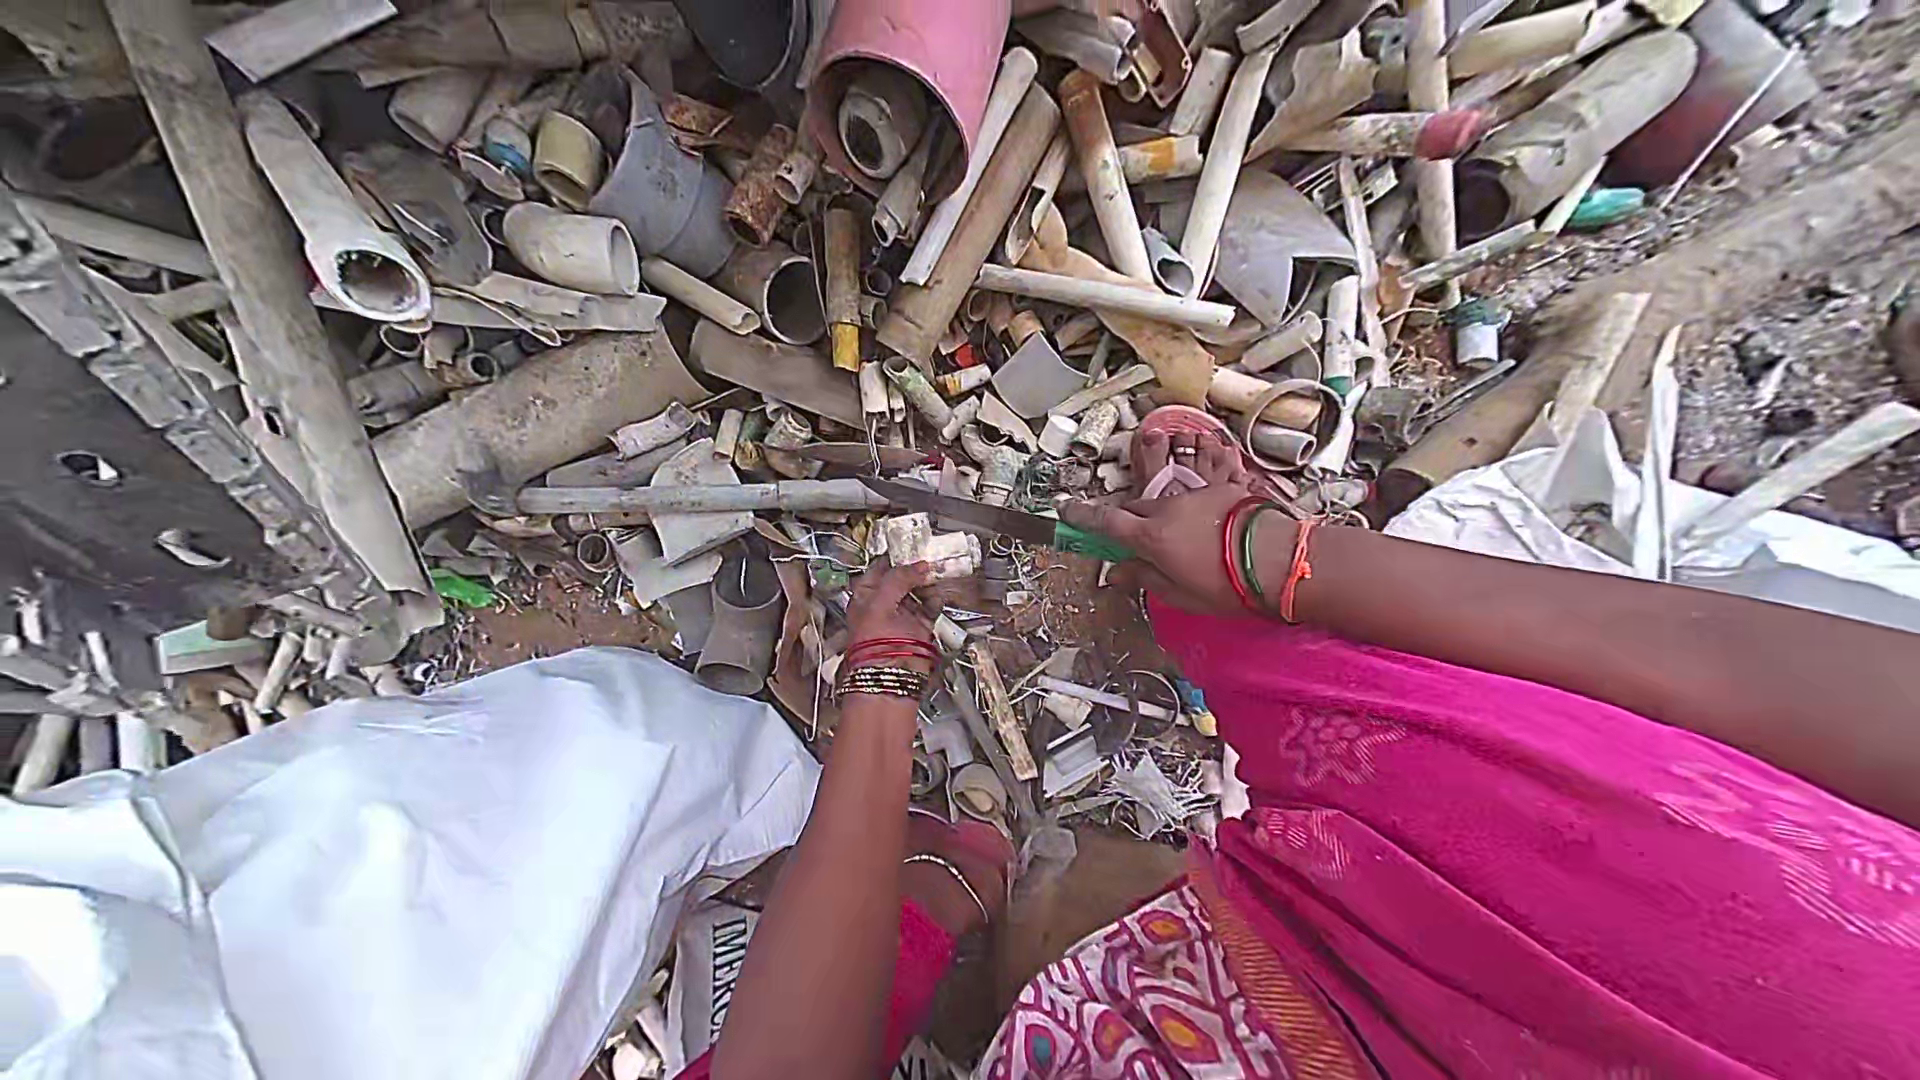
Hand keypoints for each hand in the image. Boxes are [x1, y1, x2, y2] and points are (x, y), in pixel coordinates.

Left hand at [844, 559, 937, 671]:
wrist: (891, 677)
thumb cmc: (875, 645)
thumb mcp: (880, 603)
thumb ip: (898, 579)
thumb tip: (918, 565)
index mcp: (865, 597)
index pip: (880, 569)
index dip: (894, 559)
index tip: (911, 548)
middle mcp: (884, 604)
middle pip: (902, 579)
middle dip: (915, 570)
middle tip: (928, 560)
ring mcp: (903, 616)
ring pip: (918, 591)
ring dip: (927, 583)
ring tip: (935, 575)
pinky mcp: (920, 626)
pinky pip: (930, 607)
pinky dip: (936, 599)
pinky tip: (938, 594)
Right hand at [1059, 435, 1297, 615]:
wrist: (1280, 560)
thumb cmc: (1225, 586)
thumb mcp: (1179, 592)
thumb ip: (1143, 577)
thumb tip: (1114, 573)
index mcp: (1150, 537)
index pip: (1105, 522)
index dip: (1081, 515)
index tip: (1064, 508)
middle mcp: (1165, 509)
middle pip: (1132, 510)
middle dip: (1127, 522)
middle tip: (1135, 543)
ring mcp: (1193, 495)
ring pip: (1164, 504)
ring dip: (1161, 519)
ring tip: (1182, 542)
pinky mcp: (1220, 489)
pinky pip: (1193, 499)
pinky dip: (1190, 513)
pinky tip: (1209, 530)